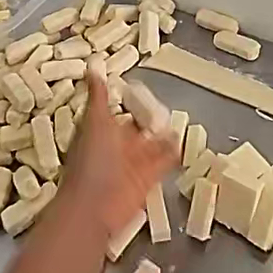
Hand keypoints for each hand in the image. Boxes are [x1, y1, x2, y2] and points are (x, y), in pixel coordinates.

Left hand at [58, 72, 179, 236]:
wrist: (94, 207)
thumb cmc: (90, 162)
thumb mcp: (94, 120)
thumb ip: (97, 94)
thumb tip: (92, 65)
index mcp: (100, 129)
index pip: (116, 109)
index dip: (127, 98)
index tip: (141, 86)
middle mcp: (116, 145)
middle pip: (137, 127)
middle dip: (149, 117)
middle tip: (164, 103)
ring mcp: (132, 162)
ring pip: (152, 144)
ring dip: (164, 135)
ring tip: (177, 120)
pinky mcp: (147, 178)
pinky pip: (164, 161)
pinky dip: (173, 152)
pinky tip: (182, 141)